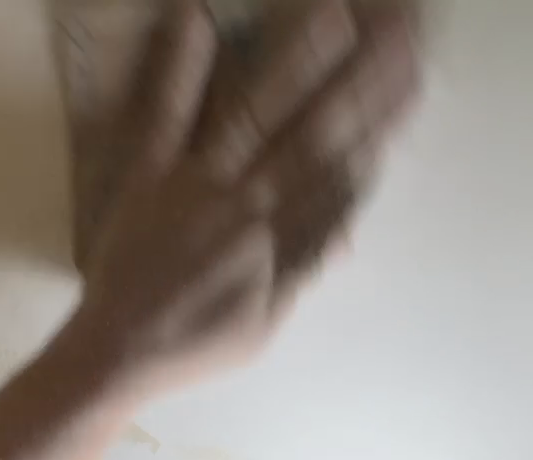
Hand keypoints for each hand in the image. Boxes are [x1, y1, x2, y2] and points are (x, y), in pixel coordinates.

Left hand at [67, 0, 421, 392]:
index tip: (414, 84)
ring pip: (254, 116)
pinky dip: (179, 69)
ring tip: (335, 14)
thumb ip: (301, 275)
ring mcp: (194, 185)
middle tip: (405, 31)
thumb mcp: (260, 327)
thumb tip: (348, 233)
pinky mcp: (147, 176)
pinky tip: (197, 17)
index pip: (338, 176)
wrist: (119, 353)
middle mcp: (243, 204)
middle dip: (362, 84)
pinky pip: (166, 117)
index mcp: (273, 245)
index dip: (379, 128)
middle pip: (312, 137)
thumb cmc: (193, 346)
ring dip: (295, 63)